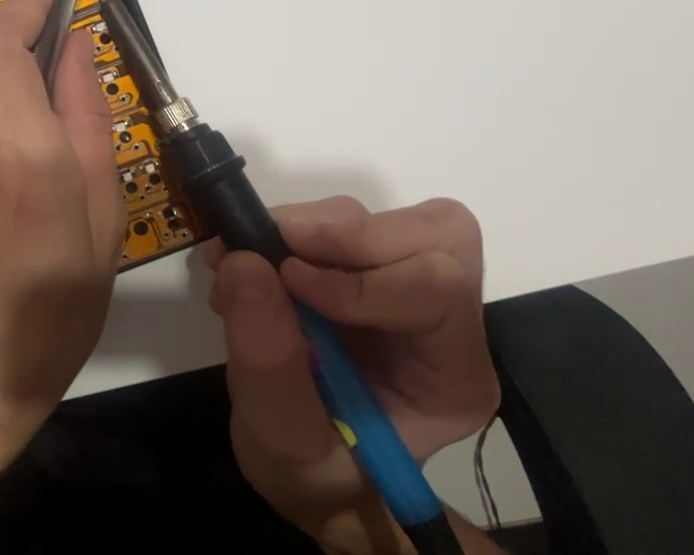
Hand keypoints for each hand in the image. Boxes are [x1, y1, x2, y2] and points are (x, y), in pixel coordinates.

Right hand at [205, 197, 498, 554]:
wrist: (311, 476)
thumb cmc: (313, 475)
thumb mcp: (285, 440)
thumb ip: (268, 361)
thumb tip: (242, 262)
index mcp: (451, 375)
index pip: (438, 288)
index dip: (359, 276)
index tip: (287, 283)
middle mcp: (444, 322)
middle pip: (429, 234)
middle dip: (342, 233)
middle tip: (268, 249)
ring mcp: (402, 287)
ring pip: (380, 217)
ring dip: (304, 228)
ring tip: (243, 266)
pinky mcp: (361, 268)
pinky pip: (336, 222)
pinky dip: (285, 230)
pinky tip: (250, 266)